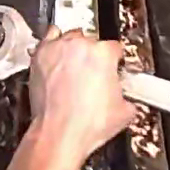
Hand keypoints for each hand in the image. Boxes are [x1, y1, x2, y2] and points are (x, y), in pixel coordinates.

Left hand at [27, 29, 137, 169]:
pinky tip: (57, 53)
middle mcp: (81, 44)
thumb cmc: (87, 123)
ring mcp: (60, 47)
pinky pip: (50, 37)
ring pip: (71, 36)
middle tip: (93, 73)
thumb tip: (126, 97)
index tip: (114, 65)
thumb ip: (128, 96)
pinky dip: (54, 43)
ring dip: (75, 48)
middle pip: (92, 41)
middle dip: (94, 55)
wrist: (59, 133)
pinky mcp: (42, 53)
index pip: (115, 48)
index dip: (116, 59)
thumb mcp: (123, 113)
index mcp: (104, 54)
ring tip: (74, 65)